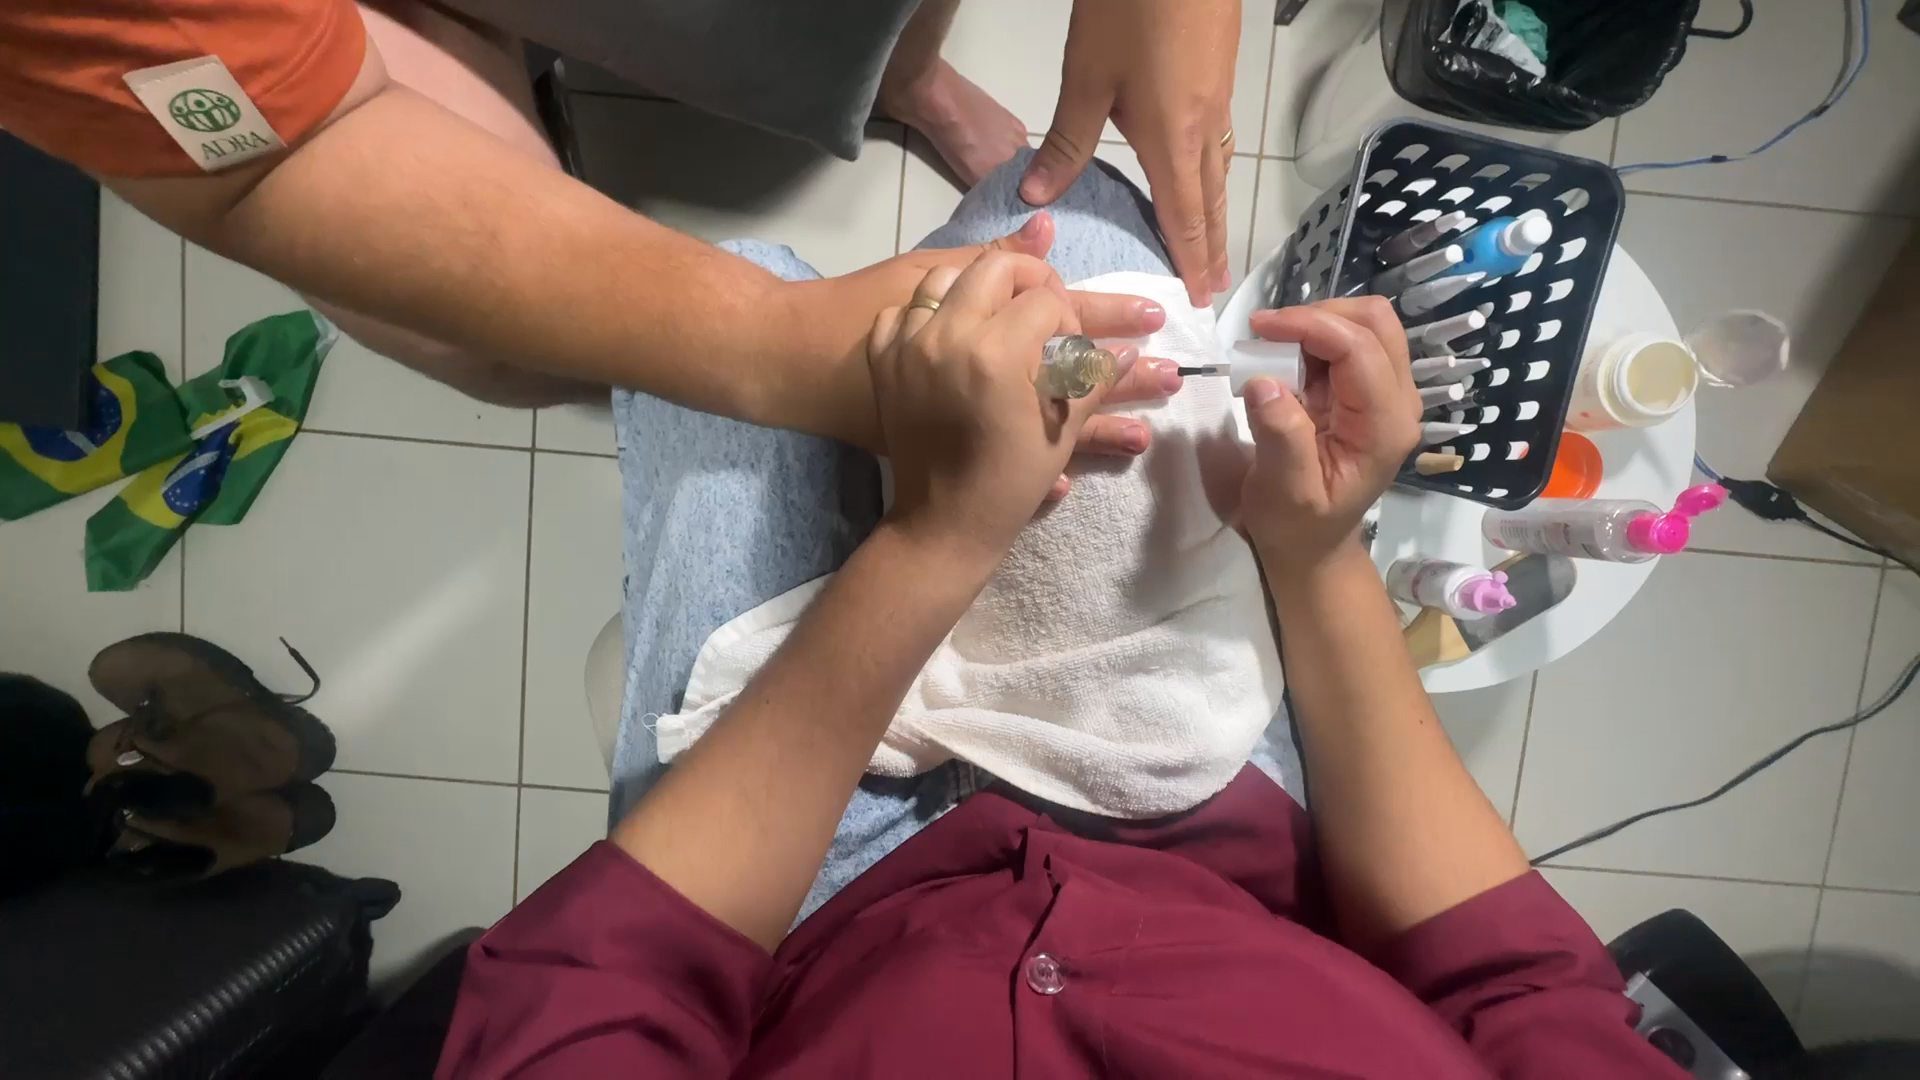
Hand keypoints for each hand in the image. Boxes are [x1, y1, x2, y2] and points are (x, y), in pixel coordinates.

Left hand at [799, 212, 1179, 455]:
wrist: (944, 521)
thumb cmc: (1009, 483)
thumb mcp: (1061, 431)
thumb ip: (1092, 379)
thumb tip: (1128, 348)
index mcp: (995, 355)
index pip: (1045, 300)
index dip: (1068, 317)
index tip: (1070, 345)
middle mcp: (946, 338)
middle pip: (994, 269)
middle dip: (1028, 280)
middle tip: (1042, 308)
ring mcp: (908, 347)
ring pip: (943, 278)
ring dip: (977, 288)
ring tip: (997, 313)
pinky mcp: (884, 363)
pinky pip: (902, 312)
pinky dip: (927, 313)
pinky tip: (948, 334)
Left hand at [1021, 0, 1241, 307]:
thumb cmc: (1131, 6)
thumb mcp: (1087, 78)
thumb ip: (1066, 143)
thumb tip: (1036, 199)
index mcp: (1173, 141)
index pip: (1185, 219)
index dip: (1191, 260)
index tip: (1201, 297)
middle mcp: (1204, 129)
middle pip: (1212, 202)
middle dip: (1212, 247)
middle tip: (1216, 285)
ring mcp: (1218, 100)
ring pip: (1221, 173)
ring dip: (1217, 213)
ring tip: (1213, 243)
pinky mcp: (1219, 75)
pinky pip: (1220, 144)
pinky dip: (1214, 176)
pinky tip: (1205, 176)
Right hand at [1238, 298, 1421, 583]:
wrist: (1311, 545)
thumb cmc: (1297, 523)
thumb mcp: (1283, 489)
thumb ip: (1280, 435)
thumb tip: (1262, 381)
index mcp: (1384, 427)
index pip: (1359, 349)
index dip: (1310, 325)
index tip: (1258, 327)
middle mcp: (1397, 402)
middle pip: (1374, 323)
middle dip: (1317, 316)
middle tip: (1264, 335)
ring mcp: (1385, 395)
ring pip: (1363, 326)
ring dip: (1314, 326)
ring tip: (1269, 351)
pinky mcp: (1365, 393)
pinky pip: (1346, 345)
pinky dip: (1311, 341)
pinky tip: (1283, 364)